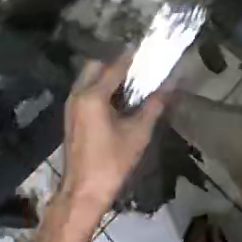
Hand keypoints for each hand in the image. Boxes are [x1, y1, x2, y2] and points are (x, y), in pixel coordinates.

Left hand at [52, 54, 165, 234]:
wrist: (83, 191)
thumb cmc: (112, 162)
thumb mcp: (138, 133)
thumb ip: (153, 105)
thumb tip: (170, 86)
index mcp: (93, 96)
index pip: (116, 66)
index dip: (134, 58)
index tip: (151, 51)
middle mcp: (78, 94)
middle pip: (96, 65)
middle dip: (117, 63)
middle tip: (140, 68)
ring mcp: (71, 105)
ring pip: (88, 78)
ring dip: (108, 75)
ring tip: (132, 82)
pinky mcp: (71, 116)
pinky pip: (85, 91)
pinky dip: (100, 88)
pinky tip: (118, 100)